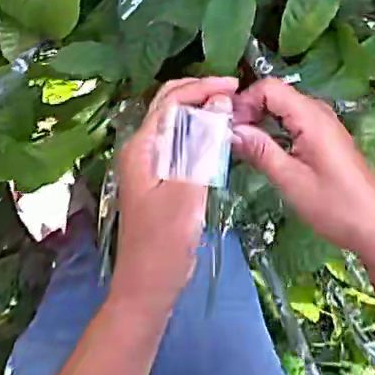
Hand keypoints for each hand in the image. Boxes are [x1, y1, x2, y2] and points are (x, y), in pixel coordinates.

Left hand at [108, 76, 238, 312]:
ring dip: (200, 108)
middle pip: (169, 104)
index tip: (234, 84)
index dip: (202, 86)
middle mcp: (140, 147)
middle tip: (234, 90)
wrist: (146, 289)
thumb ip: (201, 146)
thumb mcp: (187, 193)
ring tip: (230, 106)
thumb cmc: (164, 244)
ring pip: (174, 121)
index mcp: (141, 145)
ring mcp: (147, 162)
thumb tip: (218, 102)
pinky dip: (198, 130)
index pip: (172, 99)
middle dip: (199, 90)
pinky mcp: (157, 177)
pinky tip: (216, 135)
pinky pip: (178, 140)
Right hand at [230, 78, 374, 258]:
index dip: (245, 100)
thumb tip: (230, 130)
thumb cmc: (334, 205)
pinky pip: (293, 118)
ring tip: (244, 143)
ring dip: (260, 118)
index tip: (230, 125)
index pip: (268, 87)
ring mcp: (323, 122)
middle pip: (275, 93)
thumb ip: (259, 150)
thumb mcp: (290, 180)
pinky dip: (274, 127)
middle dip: (250, 109)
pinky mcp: (325, 135)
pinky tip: (265, 148)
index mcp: (310, 116)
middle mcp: (317, 111)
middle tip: (232, 135)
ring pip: (283, 106)